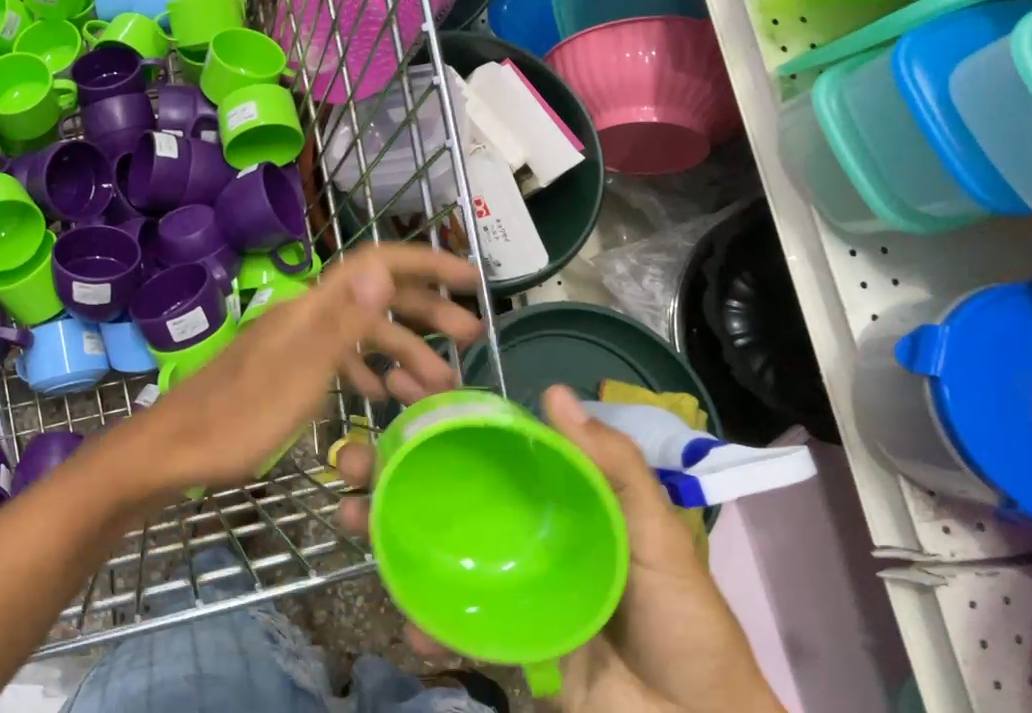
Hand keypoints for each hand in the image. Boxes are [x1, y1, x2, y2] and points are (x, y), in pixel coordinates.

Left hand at [132, 243, 483, 494]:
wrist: (173, 449)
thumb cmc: (239, 418)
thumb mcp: (299, 375)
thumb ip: (342, 323)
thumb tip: (381, 266)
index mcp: (310, 310)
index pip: (374, 264)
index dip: (426, 263)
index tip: (472, 279)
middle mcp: (303, 317)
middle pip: (374, 298)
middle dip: (426, 313)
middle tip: (472, 339)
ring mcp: (291, 344)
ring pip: (359, 334)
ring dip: (402, 352)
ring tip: (437, 385)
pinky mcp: (282, 371)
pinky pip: (338, 361)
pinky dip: (368, 372)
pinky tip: (381, 396)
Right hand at [336, 385, 784, 712]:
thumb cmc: (682, 623)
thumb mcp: (657, 537)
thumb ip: (613, 468)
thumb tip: (554, 391)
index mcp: (549, 504)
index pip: (484, 450)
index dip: (439, 422)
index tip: (395, 394)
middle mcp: (515, 537)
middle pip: (438, 496)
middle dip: (385, 474)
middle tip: (349, 463)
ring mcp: (500, 589)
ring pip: (428, 550)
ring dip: (382, 535)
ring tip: (350, 521)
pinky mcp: (497, 640)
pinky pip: (448, 624)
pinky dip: (422, 622)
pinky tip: (411, 622)